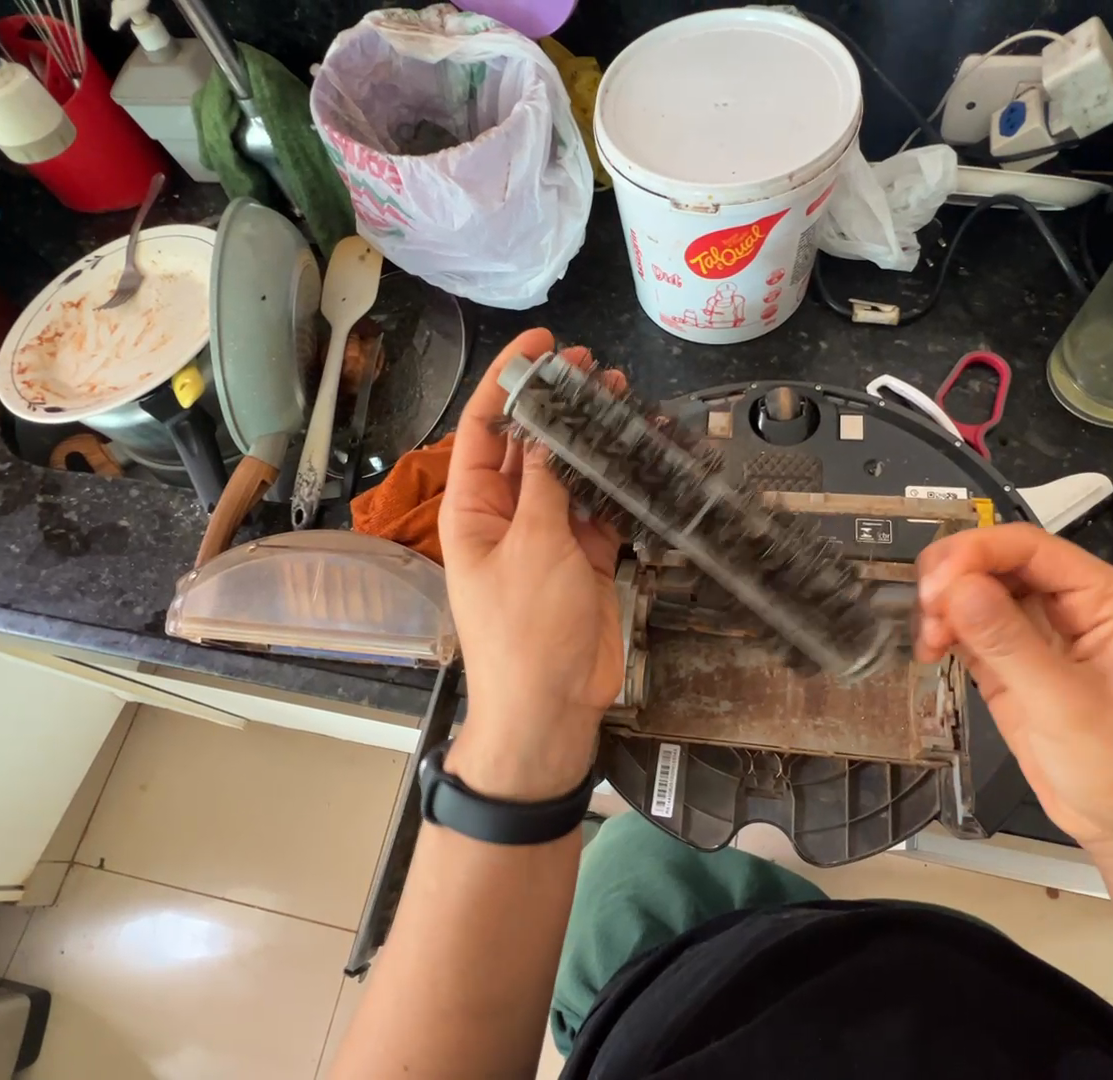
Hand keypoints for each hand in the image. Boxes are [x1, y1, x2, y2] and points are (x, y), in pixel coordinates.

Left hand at [439, 329, 625, 799]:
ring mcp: (547, 537)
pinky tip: (640, 454)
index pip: (485, 429)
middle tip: (593, 366)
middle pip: (531, 446)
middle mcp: (507, 516)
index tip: (541, 345)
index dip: (510, 382)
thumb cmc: (526, 631)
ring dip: (592, 441)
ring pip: (569, 475)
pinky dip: (617, 484)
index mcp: (473, 509)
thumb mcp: (533, 548)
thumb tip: (545, 431)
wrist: (551, 707)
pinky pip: (599, 509)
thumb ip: (544, 486)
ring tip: (622, 398)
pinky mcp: (583, 558)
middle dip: (557, 405)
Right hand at [915, 524, 1112, 859]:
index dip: (973, 554)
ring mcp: (1041, 635)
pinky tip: (929, 652)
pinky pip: (971, 629)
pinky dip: (944, 633)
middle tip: (924, 615)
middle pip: (997, 563)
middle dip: (952, 580)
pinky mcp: (1015, 665)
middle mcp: (1071, 606)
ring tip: (927, 644)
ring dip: (943, 608)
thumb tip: (954, 585)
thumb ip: (1008, 642)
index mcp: (1105, 599)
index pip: (1028, 547)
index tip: (930, 587)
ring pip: (977, 593)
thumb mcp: (1066, 706)